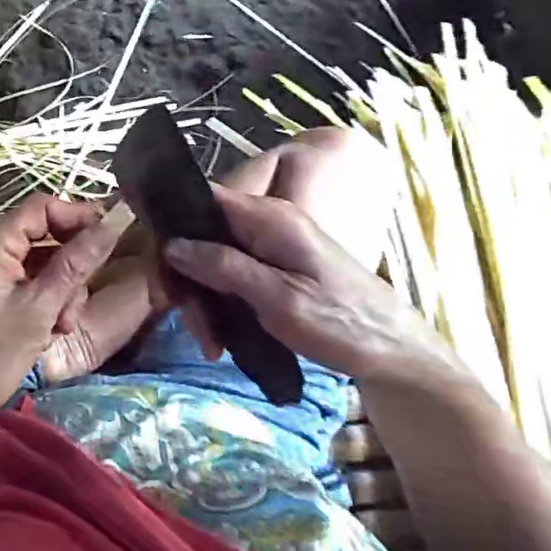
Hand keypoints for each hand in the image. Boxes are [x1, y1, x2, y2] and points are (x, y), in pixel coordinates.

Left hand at [0, 196, 125, 442]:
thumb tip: (115, 222)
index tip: (111, 237)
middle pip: (48, 232)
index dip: (79, 216)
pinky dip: (51, 299)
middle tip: (81, 296)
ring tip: (63, 324)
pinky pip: (35, 280)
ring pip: (47, 259)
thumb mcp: (42, 307)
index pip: (44, 206)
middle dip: (73, 262)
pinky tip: (54, 328)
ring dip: (65, 287)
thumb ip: (78, 262)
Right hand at [160, 184, 455, 383]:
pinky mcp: (274, 266)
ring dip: (200, 296)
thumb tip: (174, 244)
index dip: (170, 226)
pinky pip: (230, 273)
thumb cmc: (340, 322)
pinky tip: (220, 336)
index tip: (159, 273)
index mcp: (269, 217)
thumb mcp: (278, 299)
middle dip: (184, 275)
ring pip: (212, 257)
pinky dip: (218, 302)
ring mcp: (271, 243)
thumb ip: (224, 266)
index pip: (202, 200)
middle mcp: (267, 220)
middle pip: (202, 233)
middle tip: (187, 322)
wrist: (391, 351)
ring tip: (209, 342)